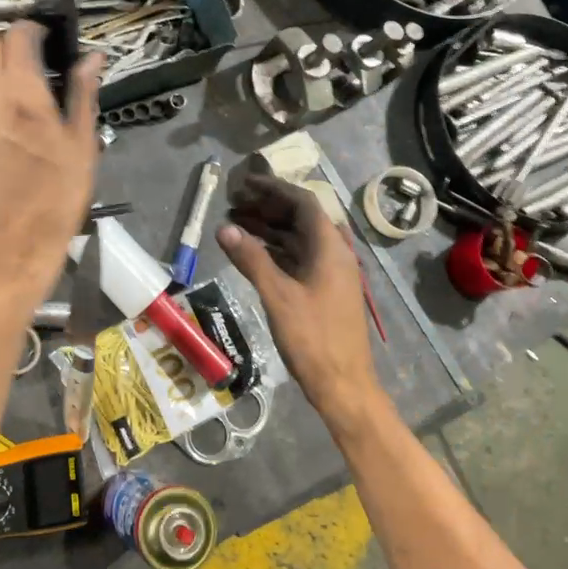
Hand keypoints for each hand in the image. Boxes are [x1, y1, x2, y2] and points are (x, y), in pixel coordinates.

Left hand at [0, 22, 104, 296]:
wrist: (12, 241)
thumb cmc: (57, 195)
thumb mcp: (82, 145)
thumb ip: (83, 94)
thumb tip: (92, 57)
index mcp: (23, 96)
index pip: (17, 36)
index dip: (34, 29)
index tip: (51, 40)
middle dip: (15, 46)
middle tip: (42, 66)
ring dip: (1, 73)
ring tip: (27, 99)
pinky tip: (8, 127)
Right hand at [217, 174, 381, 422]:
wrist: (343, 384)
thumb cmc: (313, 338)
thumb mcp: (278, 296)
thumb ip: (251, 259)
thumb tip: (224, 228)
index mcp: (330, 248)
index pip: (303, 203)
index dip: (273, 189)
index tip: (244, 184)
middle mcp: (334, 254)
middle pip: (300, 218)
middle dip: (267, 207)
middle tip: (234, 202)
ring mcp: (331, 274)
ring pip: (298, 239)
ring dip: (269, 229)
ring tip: (235, 224)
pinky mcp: (324, 291)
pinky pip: (298, 258)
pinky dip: (275, 251)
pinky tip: (252, 253)